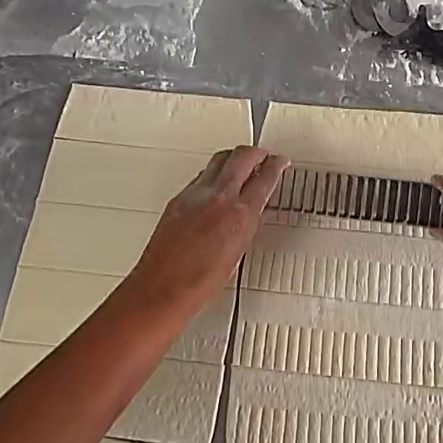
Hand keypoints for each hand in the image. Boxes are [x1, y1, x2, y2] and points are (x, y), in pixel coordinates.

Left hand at [130, 147, 288, 305]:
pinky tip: (215, 180)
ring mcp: (195, 195)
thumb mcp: (240, 250)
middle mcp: (218, 199)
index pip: (266, 177)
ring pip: (220, 159)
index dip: (277, 165)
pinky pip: (201, 174)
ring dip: (235, 157)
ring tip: (241, 161)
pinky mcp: (178, 199)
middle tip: (264, 155)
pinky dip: (213, 172)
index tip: (280, 162)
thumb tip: (254, 209)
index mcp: (240, 214)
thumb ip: (248, 221)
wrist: (163, 291)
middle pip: (243, 156)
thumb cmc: (198, 283)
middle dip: (258, 152)